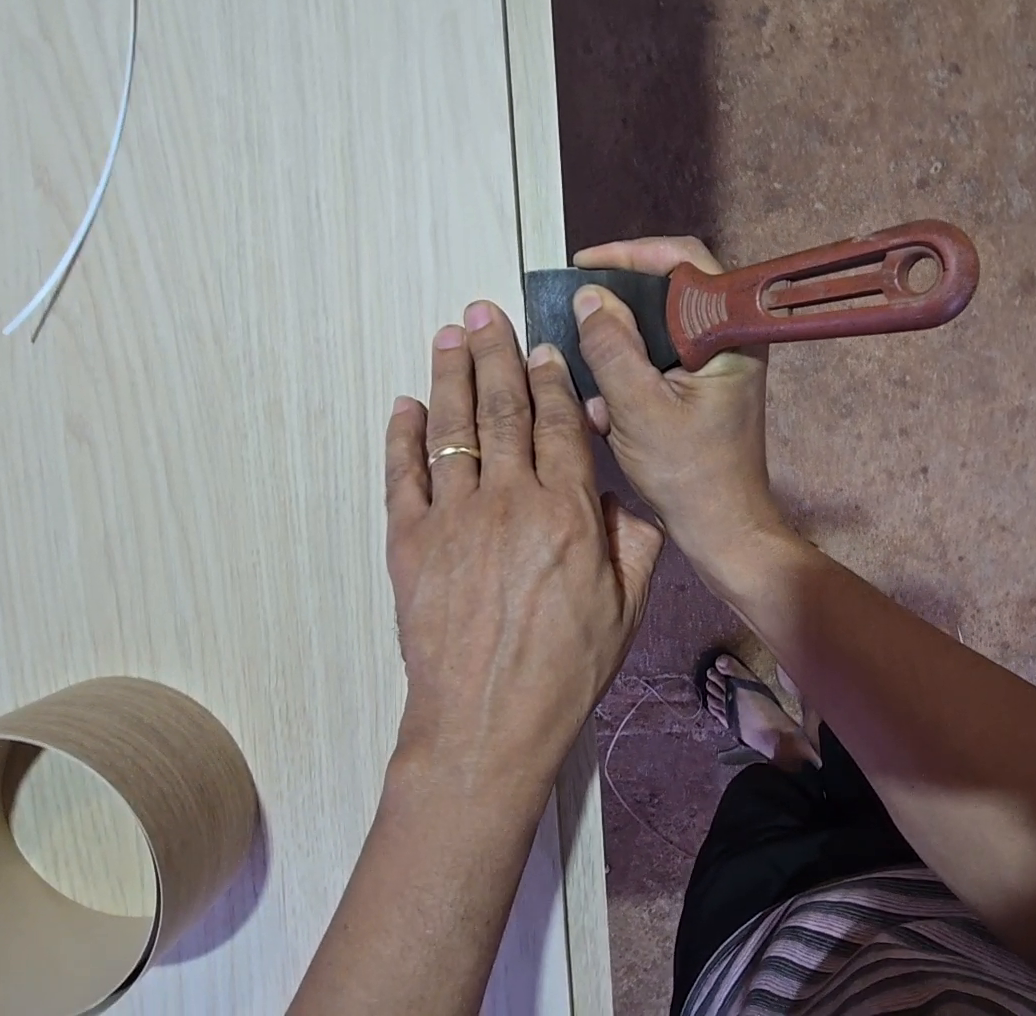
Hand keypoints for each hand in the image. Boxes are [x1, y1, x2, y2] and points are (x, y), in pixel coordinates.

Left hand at [385, 301, 664, 786]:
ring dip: (450, 377)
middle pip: (502, 411)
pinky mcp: (409, 544)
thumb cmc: (567, 668)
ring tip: (448, 336)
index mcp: (569, 513)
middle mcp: (511, 501)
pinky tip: (405, 405)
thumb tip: (618, 493)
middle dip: (496, 356)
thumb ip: (633, 539)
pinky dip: (402, 436)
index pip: (559, 426)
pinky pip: (402, 476)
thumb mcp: (628, 607)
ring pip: (452, 430)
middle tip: (485, 312)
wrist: (488, 722)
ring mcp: (454, 519)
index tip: (544, 346)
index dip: (551, 380)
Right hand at [571, 237, 788, 568]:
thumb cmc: (691, 476)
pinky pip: (656, 362)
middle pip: (665, 294)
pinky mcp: (700, 387)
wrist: (722, 528)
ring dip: (617, 350)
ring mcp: (715, 365)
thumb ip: (610, 349)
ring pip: (655, 330)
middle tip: (574, 315)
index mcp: (729, 335)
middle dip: (616, 311)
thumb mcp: (638, 409)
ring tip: (588, 375)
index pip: (685, 263)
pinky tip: (605, 409)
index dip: (632, 255)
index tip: (584, 267)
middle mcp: (728, 340)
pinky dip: (627, 377)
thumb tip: (588, 298)